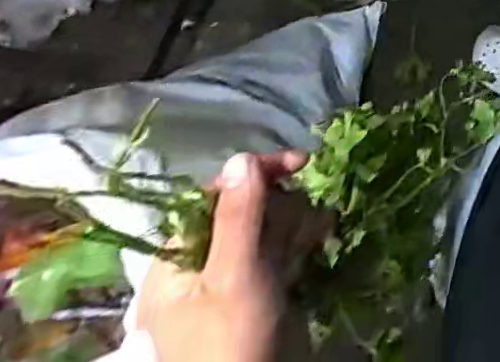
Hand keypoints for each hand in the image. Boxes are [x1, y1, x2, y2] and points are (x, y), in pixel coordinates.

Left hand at [136, 151, 316, 361]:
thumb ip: (238, 216)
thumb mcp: (234, 276)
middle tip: (310, 210)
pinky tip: (322, 237)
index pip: (214, 195)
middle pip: (245, 208)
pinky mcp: (257, 293)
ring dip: (297, 219)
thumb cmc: (229, 344)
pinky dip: (301, 239)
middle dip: (282, 202)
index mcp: (176, 260)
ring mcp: (230, 281)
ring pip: (266, 228)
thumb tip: (242, 156)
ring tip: (321, 228)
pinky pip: (279, 251)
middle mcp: (199, 265)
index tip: (300, 164)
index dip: (255, 173)